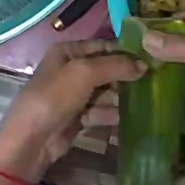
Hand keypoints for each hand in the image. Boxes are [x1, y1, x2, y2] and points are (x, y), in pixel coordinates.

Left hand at [0, 40, 145, 176]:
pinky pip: (100, 111)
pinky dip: (110, 114)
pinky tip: (125, 118)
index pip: (102, 46)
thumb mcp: (85, 73)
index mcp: (66, 52)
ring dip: (120, 98)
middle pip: (105, 70)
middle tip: (151, 82)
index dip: (125, 52)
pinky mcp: (78, 116)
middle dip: (125, 77)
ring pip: (105, 92)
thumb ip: (116, 66)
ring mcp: (73, 94)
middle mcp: (70, 70)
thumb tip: (144, 65)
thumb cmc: (55, 97)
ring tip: (142, 101)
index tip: (151, 59)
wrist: (33, 138)